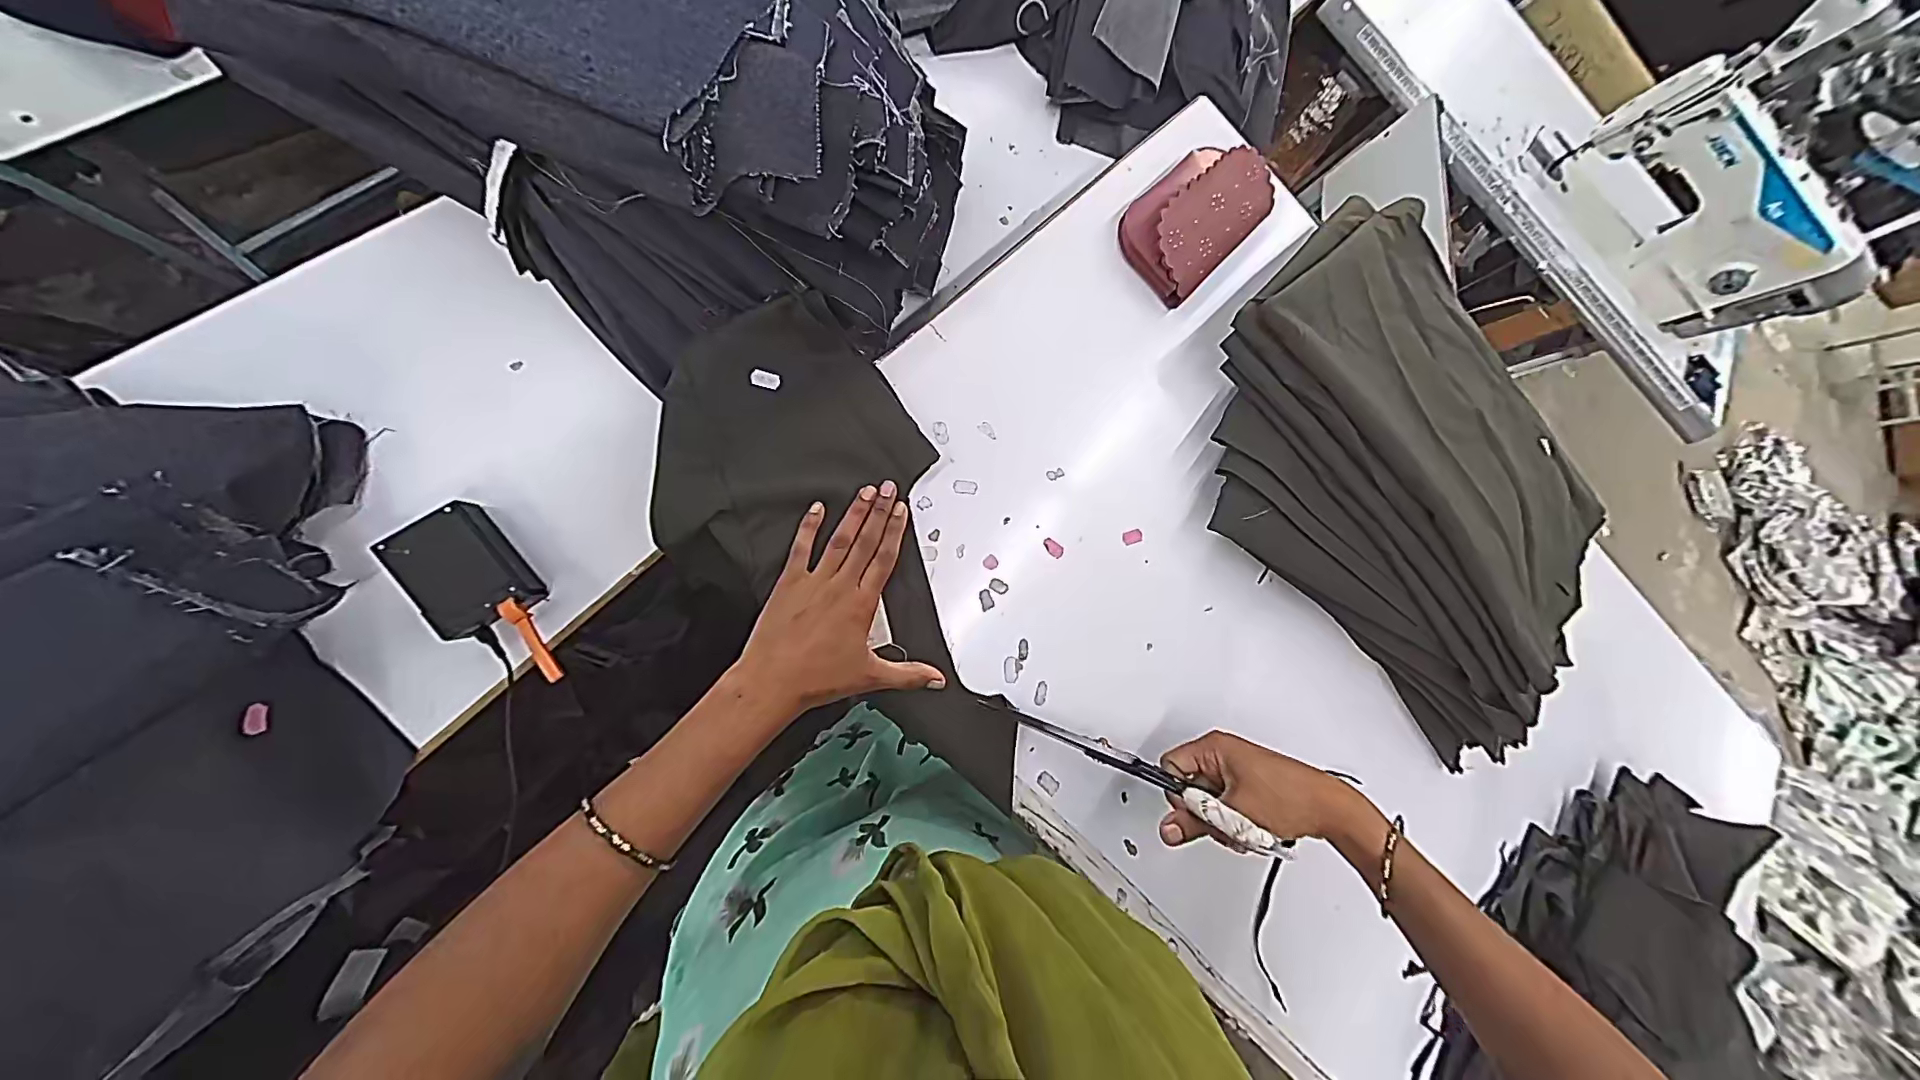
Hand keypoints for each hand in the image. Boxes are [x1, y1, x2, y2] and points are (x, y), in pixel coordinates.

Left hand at [729, 481, 945, 717]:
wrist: (773, 681)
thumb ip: (908, 675)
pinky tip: (816, 510)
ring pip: (839, 540)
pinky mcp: (789, 583)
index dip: (894, 532)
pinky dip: (809, 527)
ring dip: (854, 514)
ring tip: (865, 492)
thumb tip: (934, 677)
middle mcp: (839, 588)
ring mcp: (813, 582)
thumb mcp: (870, 677)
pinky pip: (801, 548)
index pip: (883, 560)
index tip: (901, 512)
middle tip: (888, 489)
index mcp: (860, 605)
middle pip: (865, 542)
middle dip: (879, 512)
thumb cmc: (816, 678)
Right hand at [1156, 731, 1381, 849]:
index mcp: (1213, 747)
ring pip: (1208, 799)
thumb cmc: (1292, 798)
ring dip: (1223, 821)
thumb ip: (1194, 823)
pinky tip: (1253, 826)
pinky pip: (1226, 804)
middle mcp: (1223, 752)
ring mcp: (1237, 768)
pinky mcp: (1248, 783)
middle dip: (1206, 812)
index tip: (1198, 812)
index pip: (1170, 767)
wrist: (1331, 809)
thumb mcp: (1233, 815)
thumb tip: (1169, 828)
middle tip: (1227, 820)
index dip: (1180, 796)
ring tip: (1246, 825)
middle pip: (1190, 786)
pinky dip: (1235, 820)